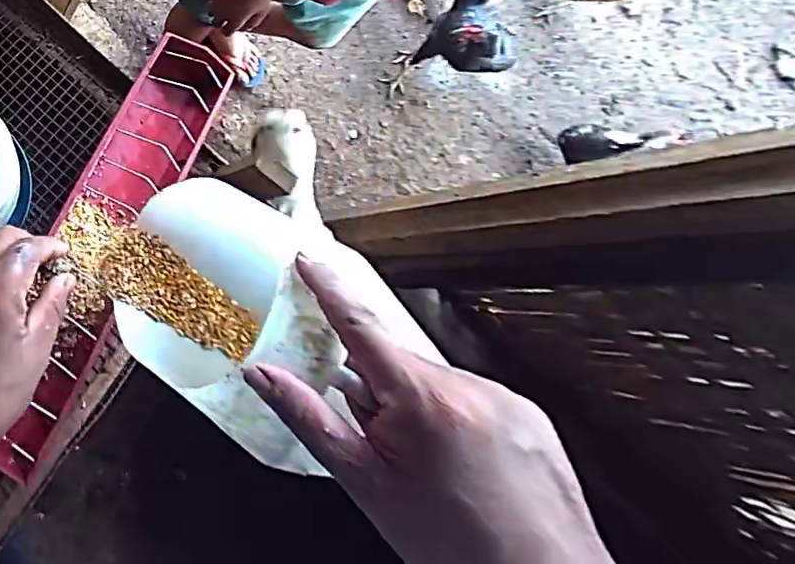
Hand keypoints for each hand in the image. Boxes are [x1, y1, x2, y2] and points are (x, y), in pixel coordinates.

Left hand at [0, 227, 73, 459]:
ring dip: (9, 251)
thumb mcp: (37, 349)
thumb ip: (52, 304)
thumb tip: (66, 277)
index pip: (26, 247)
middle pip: (2, 237)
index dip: (50, 246)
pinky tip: (6, 289)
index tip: (66, 254)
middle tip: (50, 263)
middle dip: (29, 242)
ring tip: (31, 275)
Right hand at [205, 0, 273, 33]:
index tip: (232, 26)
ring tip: (222, 6)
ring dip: (215, 11)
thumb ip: (255, 21)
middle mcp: (223, 14)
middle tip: (227, 17)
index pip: (228, 32)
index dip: (230, 30)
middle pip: (218, 23)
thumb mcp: (264, 10)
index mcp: (236, 20)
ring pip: (211, 11)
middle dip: (222, 22)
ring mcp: (215, 3)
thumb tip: (248, 28)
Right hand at [245, 257, 613, 563]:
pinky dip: (451, 415)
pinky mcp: (532, 417)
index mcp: (424, 399)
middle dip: (375, 383)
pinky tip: (460, 463)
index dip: (327, 287)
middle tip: (379, 435)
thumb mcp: (365, 483)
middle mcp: (471, 388)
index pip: (359, 323)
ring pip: (430, 378)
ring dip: (414, 401)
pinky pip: (469, 395)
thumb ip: (308, 417)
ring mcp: (508, 401)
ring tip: (428, 462)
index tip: (307, 260)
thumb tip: (261, 374)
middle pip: (393, 358)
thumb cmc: (456, 550)